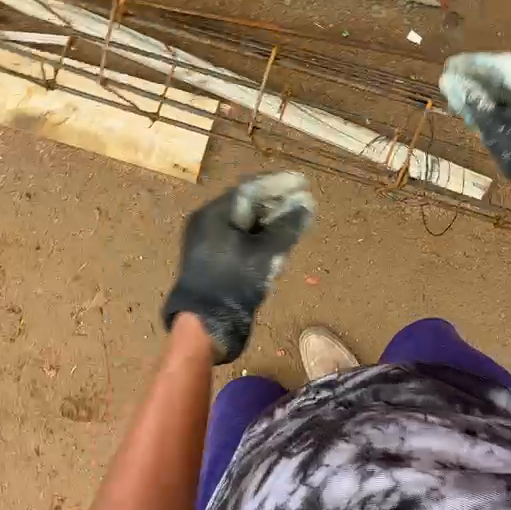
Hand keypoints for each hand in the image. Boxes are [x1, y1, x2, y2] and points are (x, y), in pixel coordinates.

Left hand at [161, 171, 315, 362]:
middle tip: (304, 200)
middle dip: (277, 202)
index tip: (303, 183)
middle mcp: (207, 224)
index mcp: (212, 215)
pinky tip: (281, 240)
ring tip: (298, 219)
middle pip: (247, 205)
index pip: (249, 190)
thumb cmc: (232, 283)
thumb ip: (286, 227)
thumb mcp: (264, 254)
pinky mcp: (215, 262)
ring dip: (272, 221)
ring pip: (245, 224)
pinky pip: (241, 240)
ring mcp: (209, 244)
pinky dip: (262, 237)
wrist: (204, 326)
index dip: (278, 185)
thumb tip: (306, 204)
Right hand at [440, 52, 510, 225]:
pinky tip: (478, 110)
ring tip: (459, 97)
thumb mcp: (496, 128)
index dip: (473, 65)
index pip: (502, 65)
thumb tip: (447, 80)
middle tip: (451, 81)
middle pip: (508, 77)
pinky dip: (500, 106)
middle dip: (477, 80)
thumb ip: (472, 101)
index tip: (449, 66)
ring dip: (486, 94)